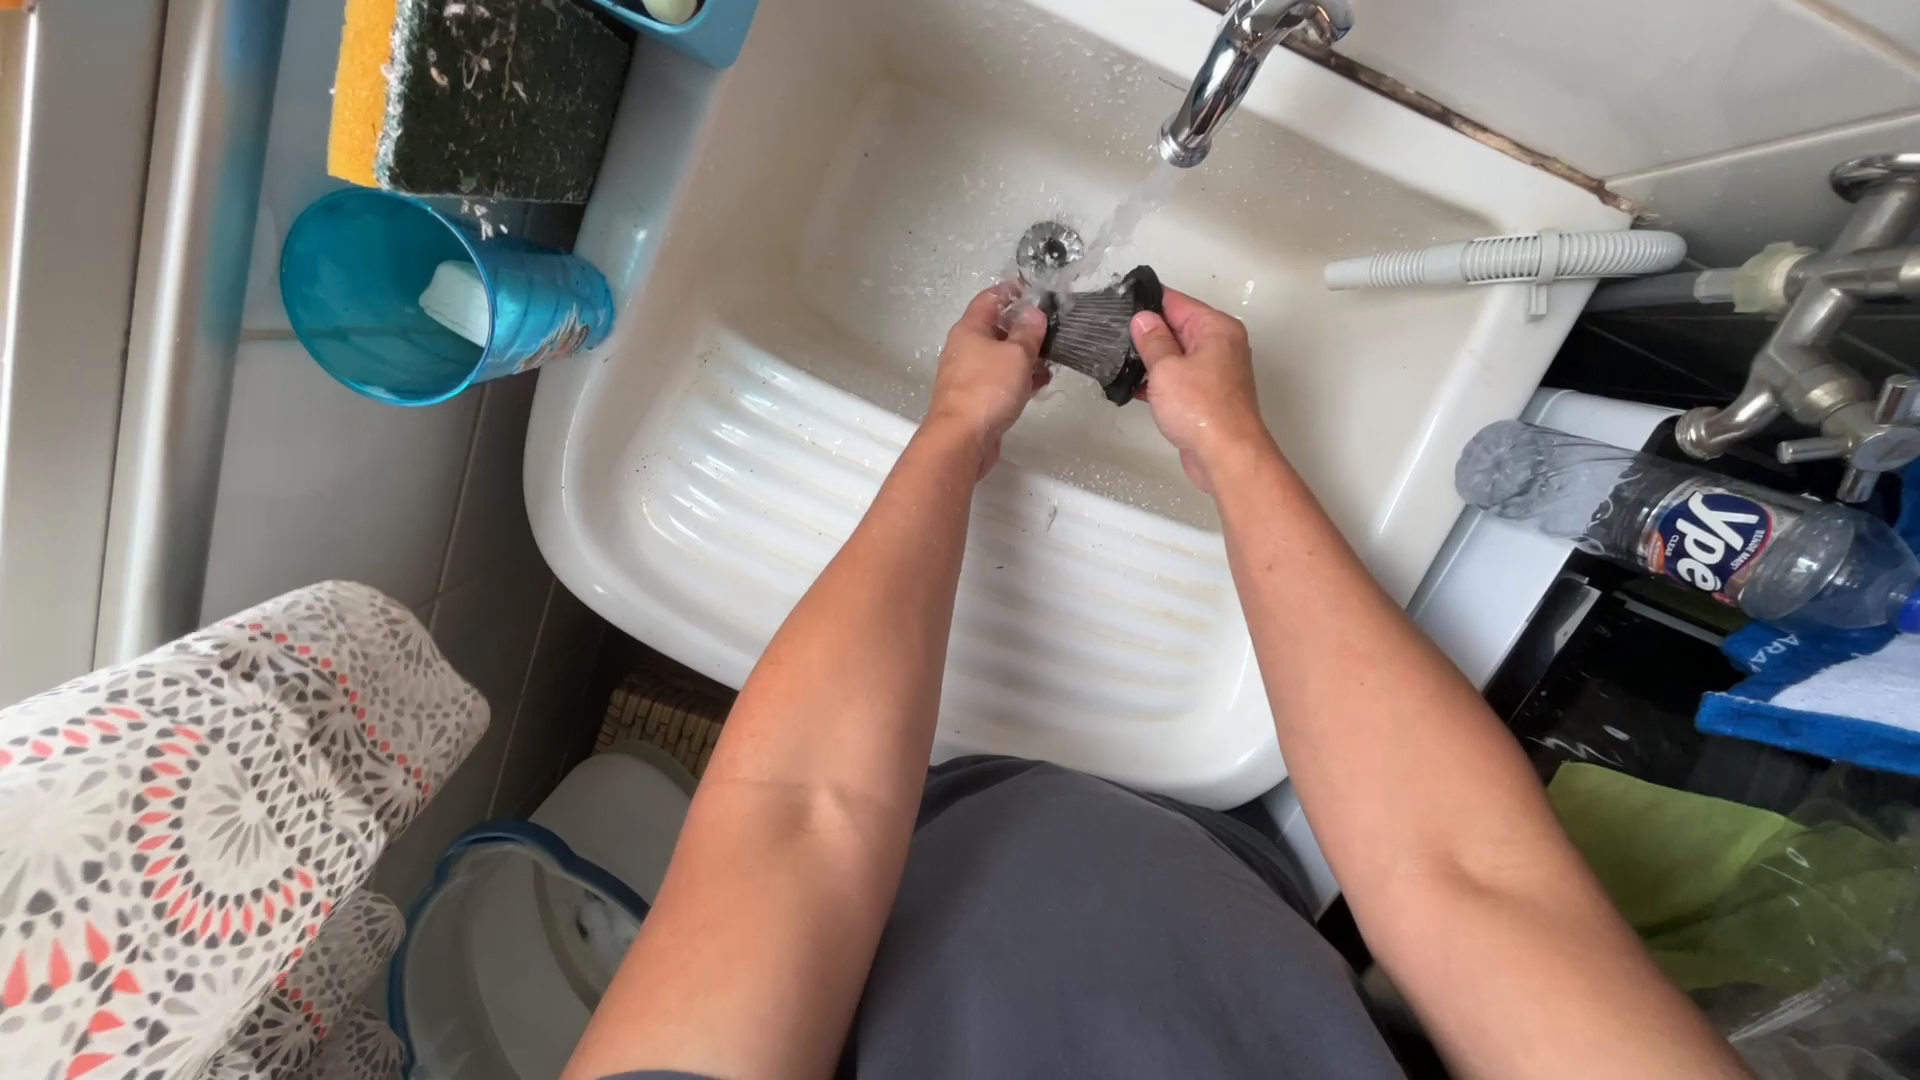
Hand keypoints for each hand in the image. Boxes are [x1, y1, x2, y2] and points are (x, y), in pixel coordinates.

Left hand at [926, 284, 1049, 475]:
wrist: (962, 439)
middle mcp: (965, 350)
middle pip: (995, 329)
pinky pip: (1000, 381)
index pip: (989, 298)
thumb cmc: (988, 389)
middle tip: (1051, 329)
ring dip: (1024, 356)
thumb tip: (1034, 312)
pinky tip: (1040, 382)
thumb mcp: (1016, 354)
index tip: (1036, 293)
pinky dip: (1019, 379)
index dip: (1012, 291)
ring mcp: (969, 376)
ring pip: (1000, 358)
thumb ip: (1028, 332)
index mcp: (969, 329)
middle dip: (1023, 328)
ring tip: (1052, 358)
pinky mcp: (976, 400)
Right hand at [1130, 289, 1271, 492]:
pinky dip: (1160, 381)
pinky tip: (1136, 388)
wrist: (1225, 454)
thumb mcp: (1165, 368)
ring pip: (1177, 355)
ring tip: (1121, 362)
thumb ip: (1152, 340)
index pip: (1177, 302)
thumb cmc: (1201, 409)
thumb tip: (1143, 319)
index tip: (1122, 303)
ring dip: (1152, 360)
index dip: (1148, 302)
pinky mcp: (1208, 395)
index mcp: (1215, 328)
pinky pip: (1180, 378)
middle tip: (1115, 336)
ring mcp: (1216, 372)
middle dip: (1148, 332)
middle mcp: (1221, 345)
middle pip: (1178, 327)